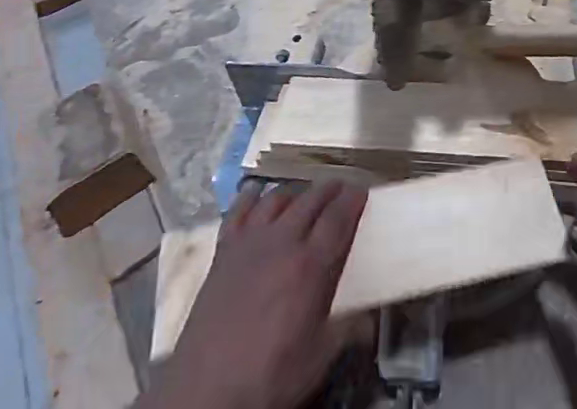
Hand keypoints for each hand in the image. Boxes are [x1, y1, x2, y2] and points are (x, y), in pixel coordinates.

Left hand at [143, 181, 370, 408]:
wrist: (205, 392)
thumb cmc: (269, 374)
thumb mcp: (320, 356)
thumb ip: (349, 328)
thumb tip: (371, 318)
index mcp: (311, 264)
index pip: (339, 217)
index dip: (354, 199)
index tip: (364, 191)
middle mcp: (283, 242)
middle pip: (312, 199)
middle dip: (331, 189)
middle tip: (342, 189)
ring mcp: (249, 244)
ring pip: (278, 198)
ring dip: (297, 192)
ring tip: (305, 195)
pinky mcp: (223, 253)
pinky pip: (238, 211)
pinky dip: (251, 197)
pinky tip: (257, 193)